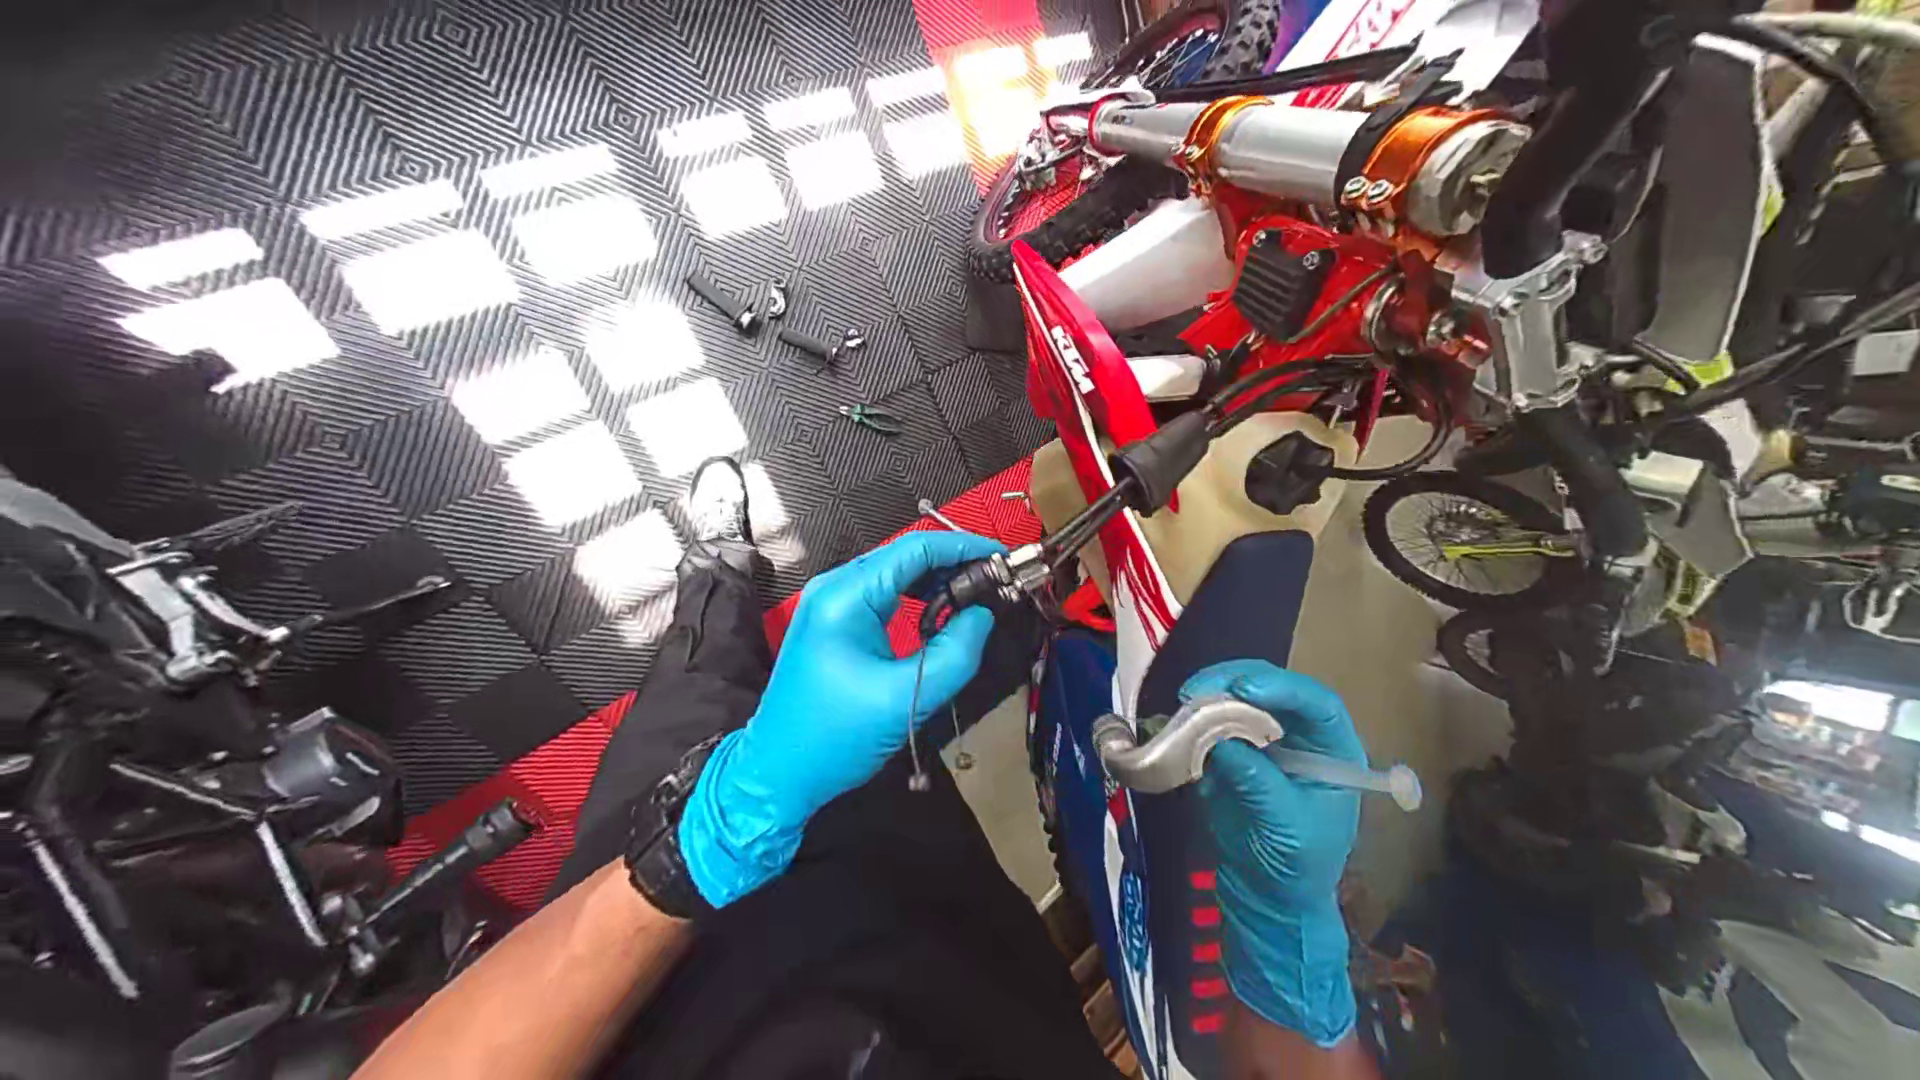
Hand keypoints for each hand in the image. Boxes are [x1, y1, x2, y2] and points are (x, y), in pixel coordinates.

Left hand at [679, 531, 1004, 907]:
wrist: (780, 770)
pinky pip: (884, 593)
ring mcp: (832, 602)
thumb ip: (956, 653)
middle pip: (906, 554)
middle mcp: (835, 588)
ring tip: (975, 595)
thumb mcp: (905, 697)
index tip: (1001, 556)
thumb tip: (982, 616)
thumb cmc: (833, 738)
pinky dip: (917, 596)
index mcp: (846, 596)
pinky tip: (940, 611)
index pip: (915, 549)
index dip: (964, 546)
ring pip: (897, 572)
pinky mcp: (836, 620)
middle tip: (996, 580)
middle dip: (954, 562)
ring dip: (937, 579)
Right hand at [1182, 659, 1363, 1047]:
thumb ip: (1259, 783)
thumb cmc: (1297, 864)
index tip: (1246, 688)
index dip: (1283, 688)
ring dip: (1208, 694)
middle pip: (1270, 687)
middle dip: (1234, 681)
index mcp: (1331, 749)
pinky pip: (1210, 719)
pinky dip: (1192, 716)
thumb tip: (1221, 742)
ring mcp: (1260, 735)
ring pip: (1237, 695)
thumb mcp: (1287, 828)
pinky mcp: (1228, 744)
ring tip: (1184, 704)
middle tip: (1198, 691)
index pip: (1316, 703)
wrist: (1267, 891)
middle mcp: (1297, 732)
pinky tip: (1176, 721)